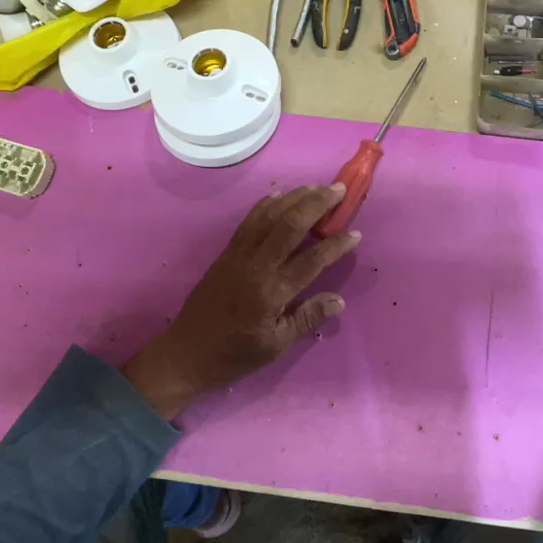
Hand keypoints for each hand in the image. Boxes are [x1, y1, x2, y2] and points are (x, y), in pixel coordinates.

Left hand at [122, 185, 360, 418]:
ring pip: (270, 215)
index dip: (336, 244)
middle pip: (291, 224)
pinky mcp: (227, 252)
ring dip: (295, 197)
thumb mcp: (276, 346)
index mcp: (272, 293)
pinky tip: (280, 195)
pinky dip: (266, 204)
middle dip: (317, 203)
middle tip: (338, 190)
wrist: (186, 352)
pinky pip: (249, 220)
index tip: (355, 233)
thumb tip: (338, 300)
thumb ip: (307, 318)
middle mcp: (256, 266)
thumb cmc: (235, 355)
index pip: (312, 260)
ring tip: (317, 187)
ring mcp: (239, 255)